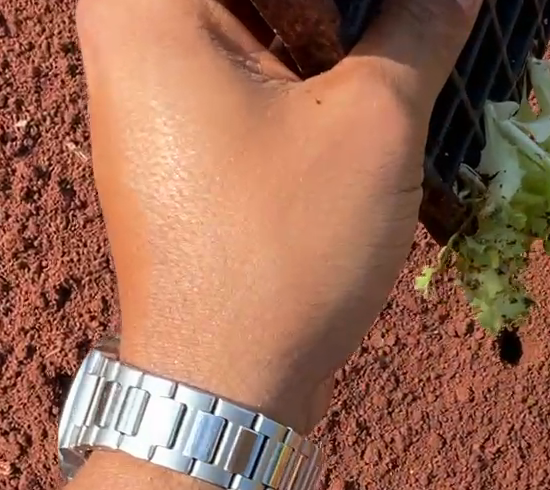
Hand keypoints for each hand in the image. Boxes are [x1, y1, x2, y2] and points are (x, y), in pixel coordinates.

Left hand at [77, 0, 477, 428]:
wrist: (227, 391)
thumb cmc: (286, 253)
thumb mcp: (373, 126)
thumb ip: (421, 25)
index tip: (406, 19)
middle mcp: (128, 34)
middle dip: (349, 11)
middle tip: (416, 31)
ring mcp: (150, 100)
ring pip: (259, 31)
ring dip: (335, 42)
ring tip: (407, 56)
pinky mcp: (178, 154)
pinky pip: (247, 84)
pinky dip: (308, 84)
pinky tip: (366, 99)